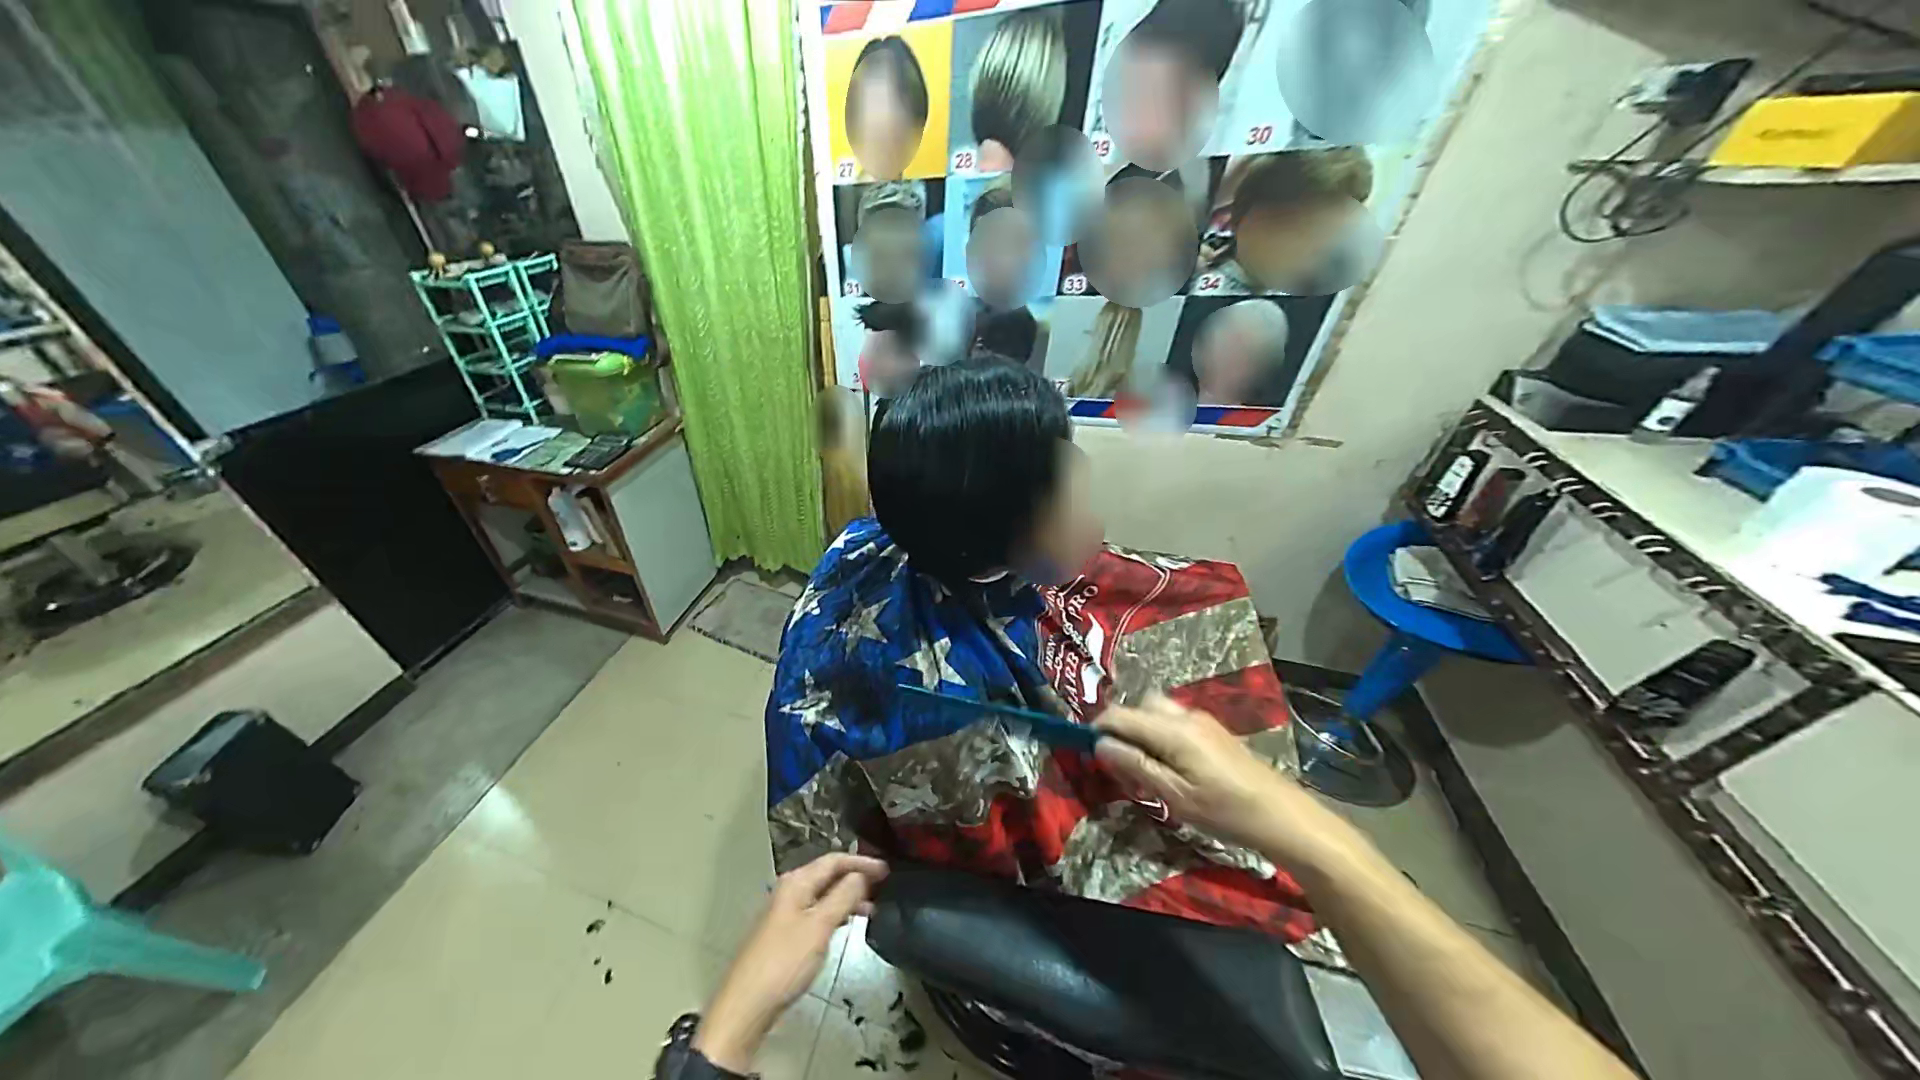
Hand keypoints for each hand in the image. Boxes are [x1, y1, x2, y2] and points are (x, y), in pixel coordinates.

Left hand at [694, 853, 888, 1071]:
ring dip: (847, 897)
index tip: (887, 870)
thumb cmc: (785, 962)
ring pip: (823, 894)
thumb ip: (843, 896)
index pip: (834, 860)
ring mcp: (786, 912)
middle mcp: (790, 891)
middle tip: (883, 887)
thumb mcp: (819, 926)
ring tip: (872, 907)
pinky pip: (816, 912)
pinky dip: (835, 912)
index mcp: (797, 882)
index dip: (862, 862)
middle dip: (856, 878)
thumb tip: (862, 874)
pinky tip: (846, 924)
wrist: (746, 1006)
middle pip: (828, 875)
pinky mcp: (785, 934)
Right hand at [1094, 694, 1342, 865]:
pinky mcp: (1213, 731)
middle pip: (1139, 707)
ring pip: (1157, 712)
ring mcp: (1202, 720)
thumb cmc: (1226, 811)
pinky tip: (1169, 767)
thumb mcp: (1174, 796)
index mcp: (1172, 730)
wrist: (1283, 817)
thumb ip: (1135, 767)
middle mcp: (1185, 716)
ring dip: (1142, 732)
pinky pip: (1174, 722)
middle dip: (1122, 728)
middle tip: (1120, 764)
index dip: (1098, 729)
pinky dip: (1160, 735)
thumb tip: (1099, 745)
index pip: (1120, 714)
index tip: (1088, 752)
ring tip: (1144, 768)